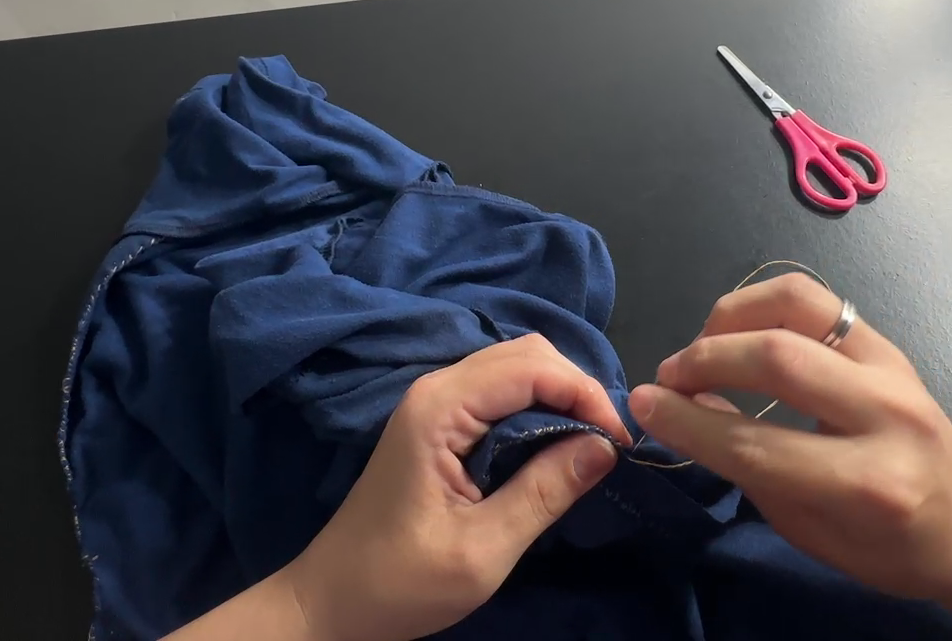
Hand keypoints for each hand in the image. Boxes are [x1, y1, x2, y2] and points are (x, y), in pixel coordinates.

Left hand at [282, 334, 628, 640]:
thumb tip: (605, 447)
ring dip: (559, 390)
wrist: (333, 599)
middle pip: (524, 353)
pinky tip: (556, 435)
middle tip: (608, 440)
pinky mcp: (441, 414)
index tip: (618, 441)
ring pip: (515, 364)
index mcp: (441, 406)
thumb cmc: (400, 582)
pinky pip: (501, 386)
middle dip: (575, 385)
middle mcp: (439, 385)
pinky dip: (538, 400)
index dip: (583, 392)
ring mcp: (437, 397)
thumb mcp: (482, 551)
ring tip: (590, 438)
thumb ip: (544, 492)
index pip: (529, 368)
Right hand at [628, 273, 951, 603]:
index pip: (756, 445)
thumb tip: (684, 410)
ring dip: (729, 319)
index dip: (687, 422)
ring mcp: (890, 366)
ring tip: (704, 346)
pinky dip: (760, 302)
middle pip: (775, 360)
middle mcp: (886, 416)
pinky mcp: (884, 340)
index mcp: (870, 486)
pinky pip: (810, 296)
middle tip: (669, 377)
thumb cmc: (887, 547)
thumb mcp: (811, 535)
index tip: (643, 405)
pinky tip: (740, 329)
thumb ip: (748, 470)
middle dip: (703, 360)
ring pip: (792, 305)